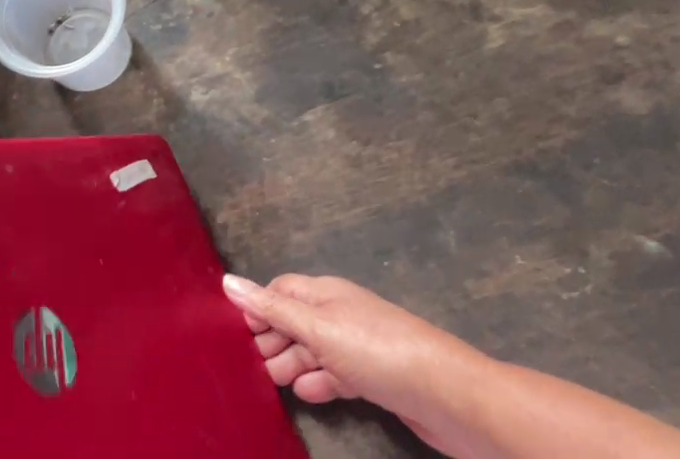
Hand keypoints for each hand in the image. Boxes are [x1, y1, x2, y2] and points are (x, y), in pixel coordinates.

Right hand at [222, 273, 488, 452]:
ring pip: (314, 351)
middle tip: (248, 363)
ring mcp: (359, 347)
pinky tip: (308, 395)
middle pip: (294, 321)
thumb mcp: (317, 327)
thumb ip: (272, 308)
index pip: (280, 290)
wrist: (453, 398)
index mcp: (325, 293)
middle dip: (270, 339)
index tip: (235, 331)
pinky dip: (320, 383)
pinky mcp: (376, 379)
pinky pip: (337, 375)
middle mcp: (340, 314)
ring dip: (291, 364)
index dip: (257, 306)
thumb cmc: (377, 351)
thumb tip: (227, 281)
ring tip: (272, 382)